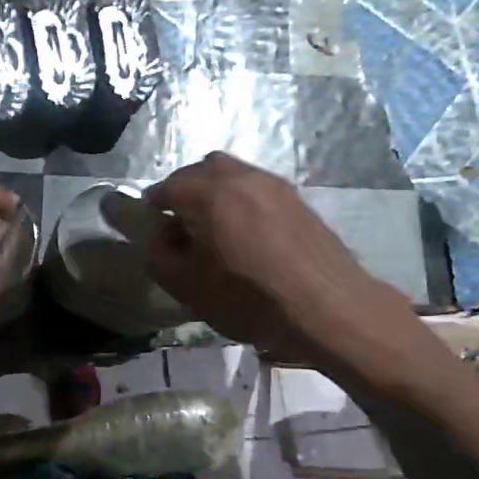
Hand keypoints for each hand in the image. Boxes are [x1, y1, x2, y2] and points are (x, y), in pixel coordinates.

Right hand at [145, 153, 435, 374]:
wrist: (327, 309)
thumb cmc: (249, 298)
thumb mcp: (186, 286)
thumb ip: (159, 255)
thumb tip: (160, 237)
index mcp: (209, 192)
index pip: (166, 186)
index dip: (152, 206)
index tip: (151, 227)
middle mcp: (241, 177)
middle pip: (201, 169)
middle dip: (184, 190)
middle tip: (179, 223)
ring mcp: (274, 185)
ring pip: (232, 175)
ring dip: (214, 192)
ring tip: (213, 228)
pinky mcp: (297, 199)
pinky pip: (256, 188)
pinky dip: (241, 200)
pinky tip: (245, 234)